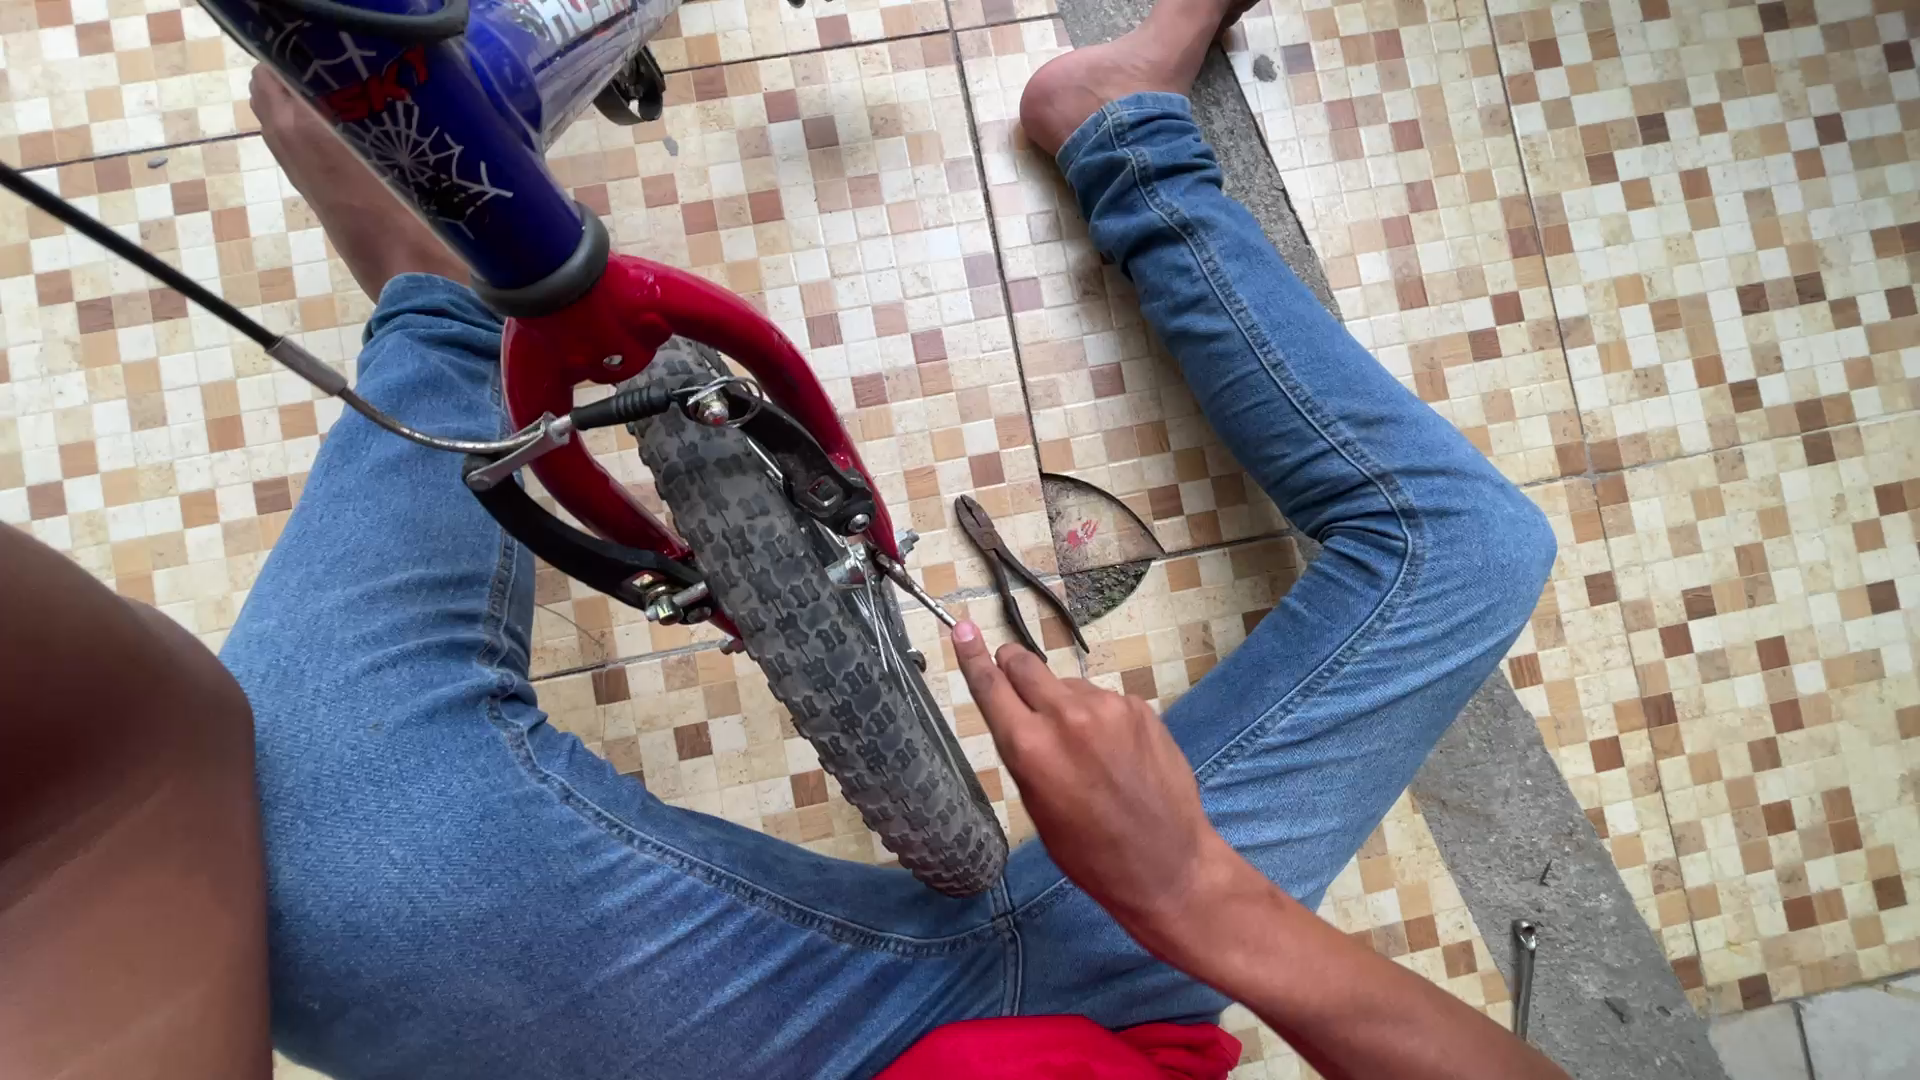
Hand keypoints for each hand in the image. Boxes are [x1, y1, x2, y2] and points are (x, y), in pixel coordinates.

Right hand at [950, 621, 1238, 934]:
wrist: (1167, 864)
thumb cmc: (1088, 851)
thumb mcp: (1036, 806)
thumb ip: (1023, 750)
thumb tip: (1018, 711)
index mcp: (1030, 747)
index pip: (990, 685)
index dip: (972, 654)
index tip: (962, 627)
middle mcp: (1065, 715)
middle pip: (1025, 664)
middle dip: (1015, 668)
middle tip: (1019, 684)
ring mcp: (1107, 705)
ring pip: (1067, 685)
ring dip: (1065, 703)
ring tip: (1088, 750)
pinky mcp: (1138, 705)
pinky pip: (1103, 699)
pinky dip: (1100, 717)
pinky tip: (1117, 752)